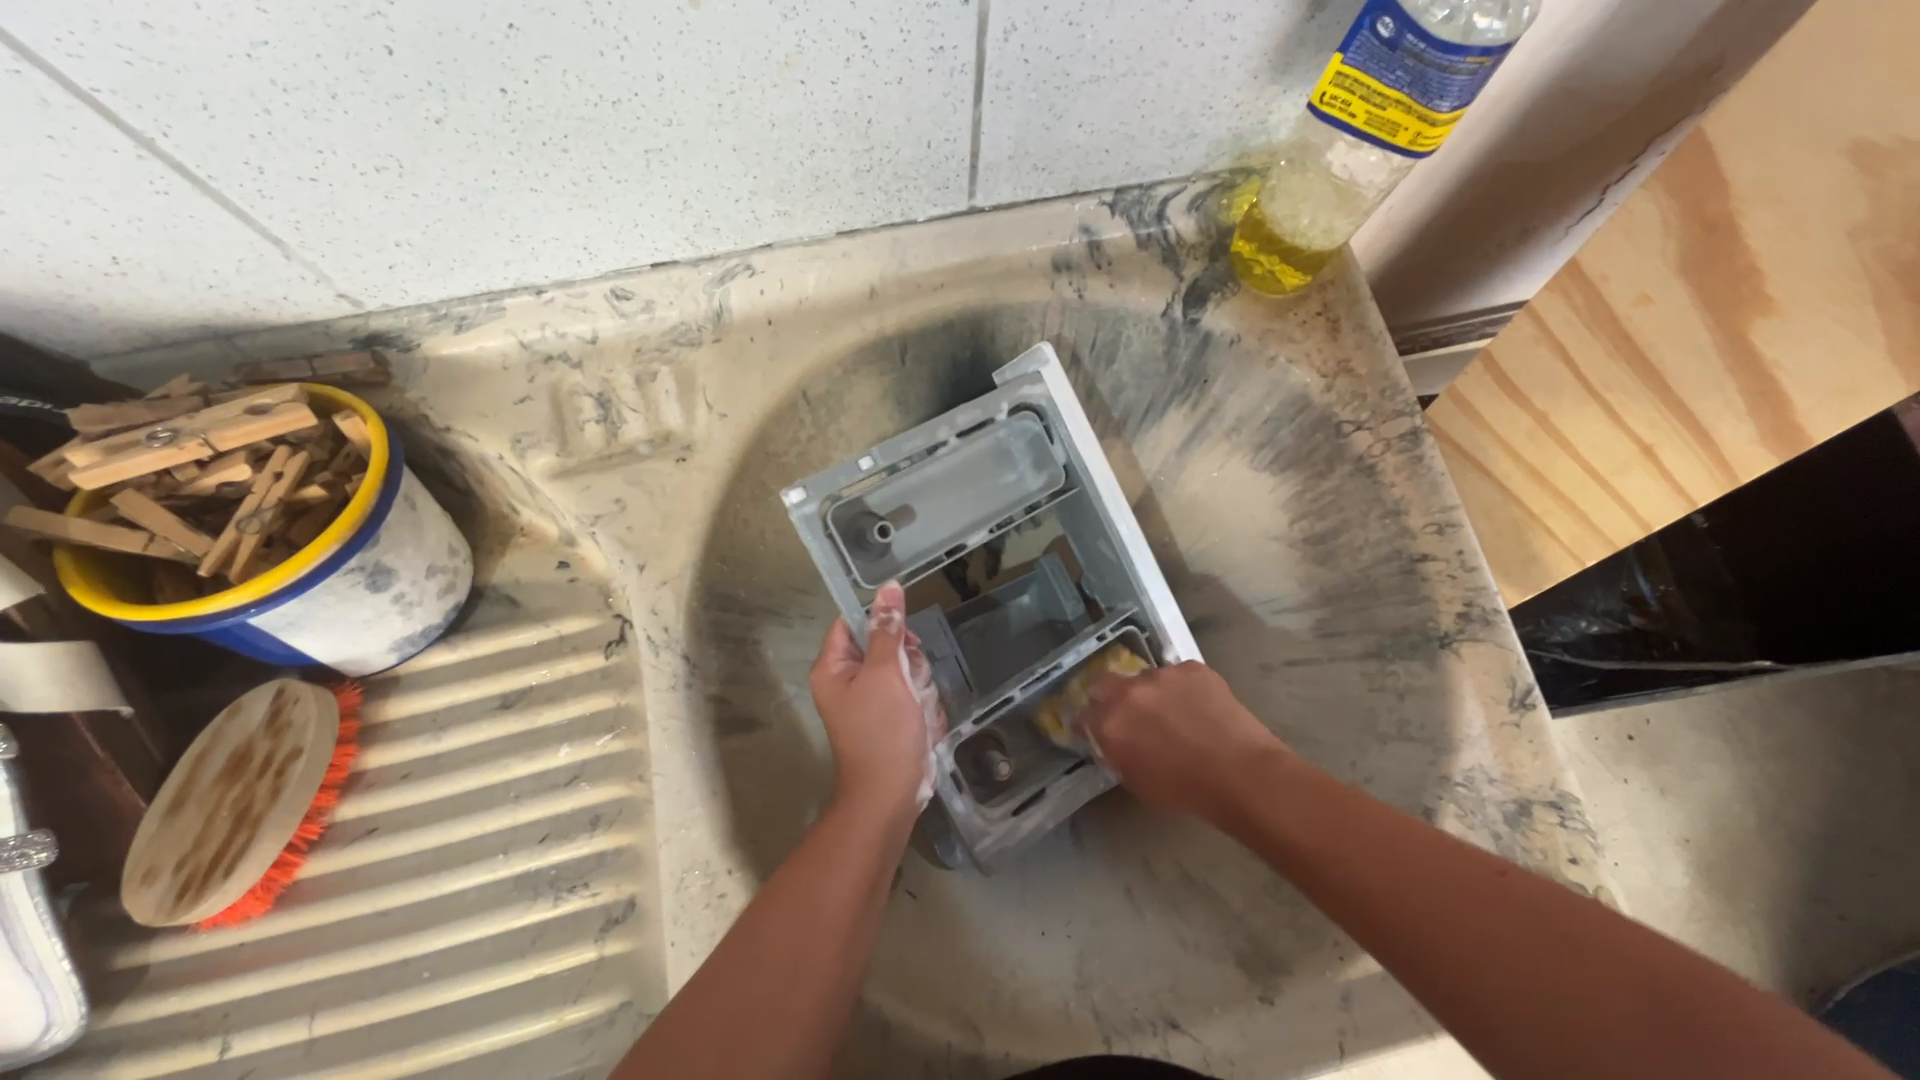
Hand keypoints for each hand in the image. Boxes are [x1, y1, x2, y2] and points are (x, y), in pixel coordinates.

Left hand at [808, 581, 945, 821]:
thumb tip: (888, 586)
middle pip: (887, 647)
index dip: (881, 624)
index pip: (853, 623)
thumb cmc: (882, 731)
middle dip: (909, 666)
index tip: (905, 638)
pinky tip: (922, 728)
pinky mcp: (894, 720)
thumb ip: (888, 630)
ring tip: (917, 713)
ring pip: (909, 672)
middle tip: (909, 686)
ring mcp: (872, 703)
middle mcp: (848, 682)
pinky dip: (924, 711)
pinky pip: (916, 697)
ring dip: (921, 691)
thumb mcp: (886, 674)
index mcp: (833, 668)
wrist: (892, 794)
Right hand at [1077, 660, 1290, 824]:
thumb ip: (1117, 752)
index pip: (1082, 715)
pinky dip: (1183, 688)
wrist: (1240, 774)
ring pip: (1145, 678)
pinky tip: (1200, 707)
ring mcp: (1162, 675)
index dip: (1088, 723)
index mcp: (1109, 724)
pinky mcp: (1192, 667)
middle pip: (1104, 683)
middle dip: (1110, 696)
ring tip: (1174, 712)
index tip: (1095, 729)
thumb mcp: (1136, 780)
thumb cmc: (1185, 790)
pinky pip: (1178, 675)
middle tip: (1129, 714)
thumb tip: (1114, 741)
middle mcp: (1128, 692)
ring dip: (1150, 692)